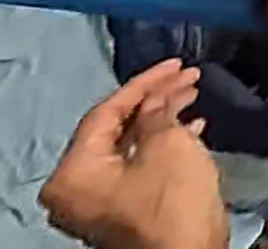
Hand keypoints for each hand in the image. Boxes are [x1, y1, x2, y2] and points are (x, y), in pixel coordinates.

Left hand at [40, 59, 225, 248]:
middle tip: (189, 74)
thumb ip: (156, 114)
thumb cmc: (170, 196)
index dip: (144, 83)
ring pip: (129, 141)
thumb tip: (155, 98)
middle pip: (114, 127)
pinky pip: (138, 160)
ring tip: (193, 92)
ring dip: (162, 114)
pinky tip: (193, 124)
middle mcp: (75, 187)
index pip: (105, 113)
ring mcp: (97, 199)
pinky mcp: (122, 205)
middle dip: (154, 97)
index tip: (177, 63)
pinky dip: (164, 137)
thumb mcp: (166, 144)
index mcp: (74, 173)